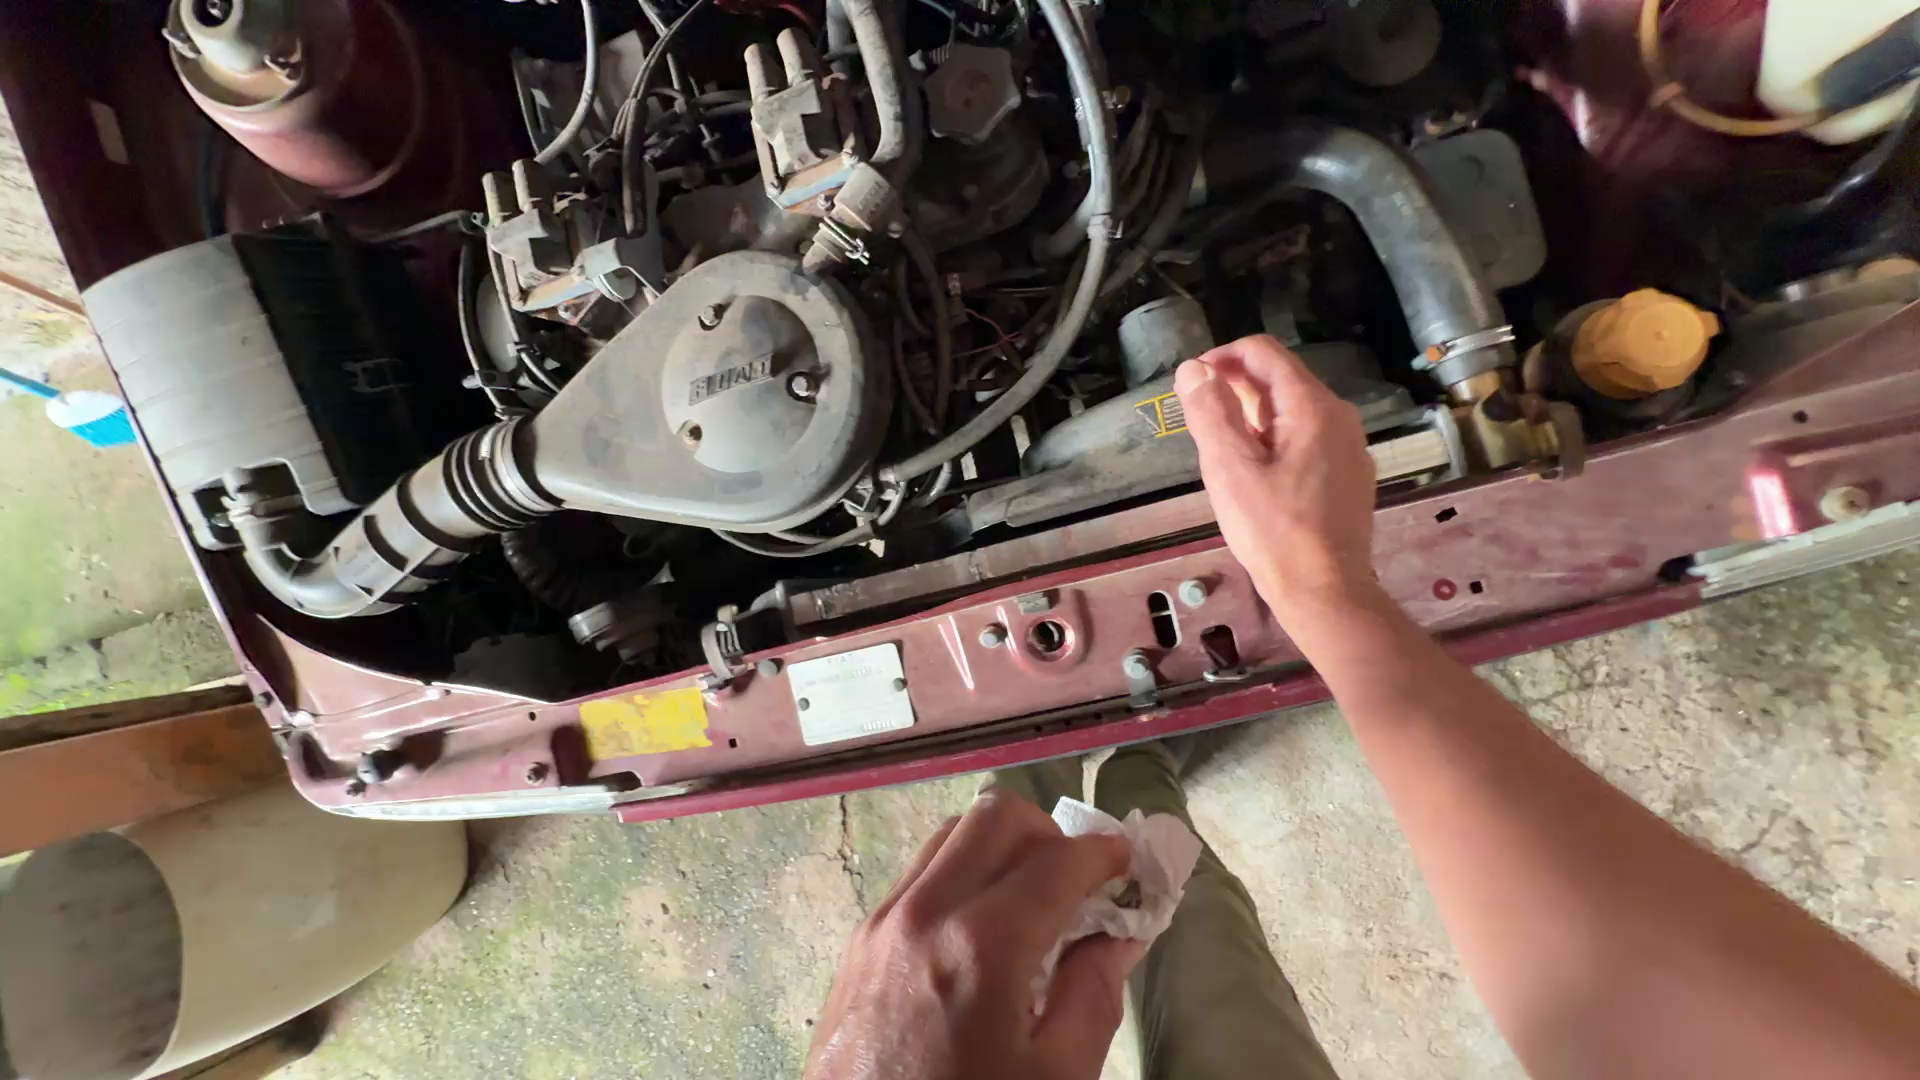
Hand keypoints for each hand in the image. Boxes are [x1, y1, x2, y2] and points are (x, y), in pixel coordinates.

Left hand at [803, 791, 1142, 1079]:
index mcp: (980, 948)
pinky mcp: (861, 934)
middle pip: (995, 815)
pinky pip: (920, 868)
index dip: (1102, 852)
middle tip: (1074, 878)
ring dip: (1000, 845)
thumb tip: (1118, 932)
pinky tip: (979, 923)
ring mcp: (884, 916)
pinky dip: (961, 870)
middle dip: (1047, 832)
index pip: (1055, 862)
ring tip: (1027, 897)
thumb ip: (1093, 994)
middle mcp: (926, 910)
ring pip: (953, 832)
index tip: (1127, 858)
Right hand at [1174, 335, 1377, 612]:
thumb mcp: (1229, 469)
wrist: (1324, 591)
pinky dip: (1271, 441)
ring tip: (1218, 451)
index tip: (1188, 386)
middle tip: (1196, 421)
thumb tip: (1192, 369)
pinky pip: (1303, 440)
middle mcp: (1338, 417)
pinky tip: (1252, 475)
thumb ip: (1210, 413)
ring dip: (1249, 417)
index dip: (1220, 358)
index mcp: (1312, 407)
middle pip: (1278, 380)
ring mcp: (1347, 447)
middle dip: (1232, 388)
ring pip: (1290, 412)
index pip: (1262, 353)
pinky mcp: (1346, 475)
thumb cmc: (1272, 531)